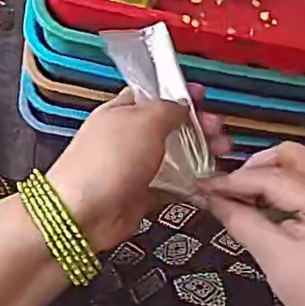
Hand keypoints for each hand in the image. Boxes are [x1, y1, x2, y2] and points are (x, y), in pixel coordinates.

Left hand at [45, 87, 229, 250]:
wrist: (84, 212)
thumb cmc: (104, 163)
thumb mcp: (143, 121)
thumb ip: (167, 108)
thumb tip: (182, 103)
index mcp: (122, 112)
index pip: (154, 94)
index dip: (178, 92)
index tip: (201, 95)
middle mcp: (128, 138)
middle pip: (170, 125)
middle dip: (197, 124)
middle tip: (215, 127)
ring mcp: (135, 166)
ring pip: (176, 155)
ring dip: (201, 152)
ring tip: (220, 151)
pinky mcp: (142, 193)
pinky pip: (173, 184)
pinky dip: (191, 183)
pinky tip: (207, 180)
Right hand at [199, 143, 304, 305]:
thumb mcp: (273, 258)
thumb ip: (240, 220)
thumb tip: (209, 196)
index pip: (276, 179)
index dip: (235, 180)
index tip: (203, 185)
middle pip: (291, 155)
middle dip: (252, 169)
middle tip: (225, 190)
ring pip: (298, 160)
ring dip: (265, 173)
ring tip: (240, 196)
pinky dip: (280, 181)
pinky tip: (261, 199)